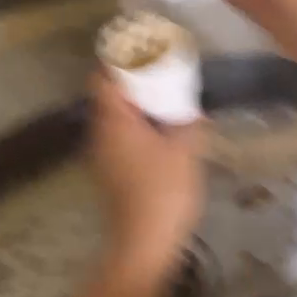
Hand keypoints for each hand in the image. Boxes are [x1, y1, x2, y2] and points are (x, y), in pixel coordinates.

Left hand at [88, 74, 204, 280]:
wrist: (143, 245)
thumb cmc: (163, 192)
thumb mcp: (186, 150)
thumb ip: (190, 123)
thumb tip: (196, 111)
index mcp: (114, 121)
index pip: (102, 77)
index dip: (119, 60)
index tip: (143, 50)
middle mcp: (99, 134)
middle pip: (107, 96)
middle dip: (131, 82)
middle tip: (162, 74)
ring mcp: (102, 156)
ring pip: (113, 118)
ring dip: (135, 107)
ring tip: (167, 102)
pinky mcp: (110, 175)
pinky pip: (119, 138)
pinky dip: (137, 129)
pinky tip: (162, 135)